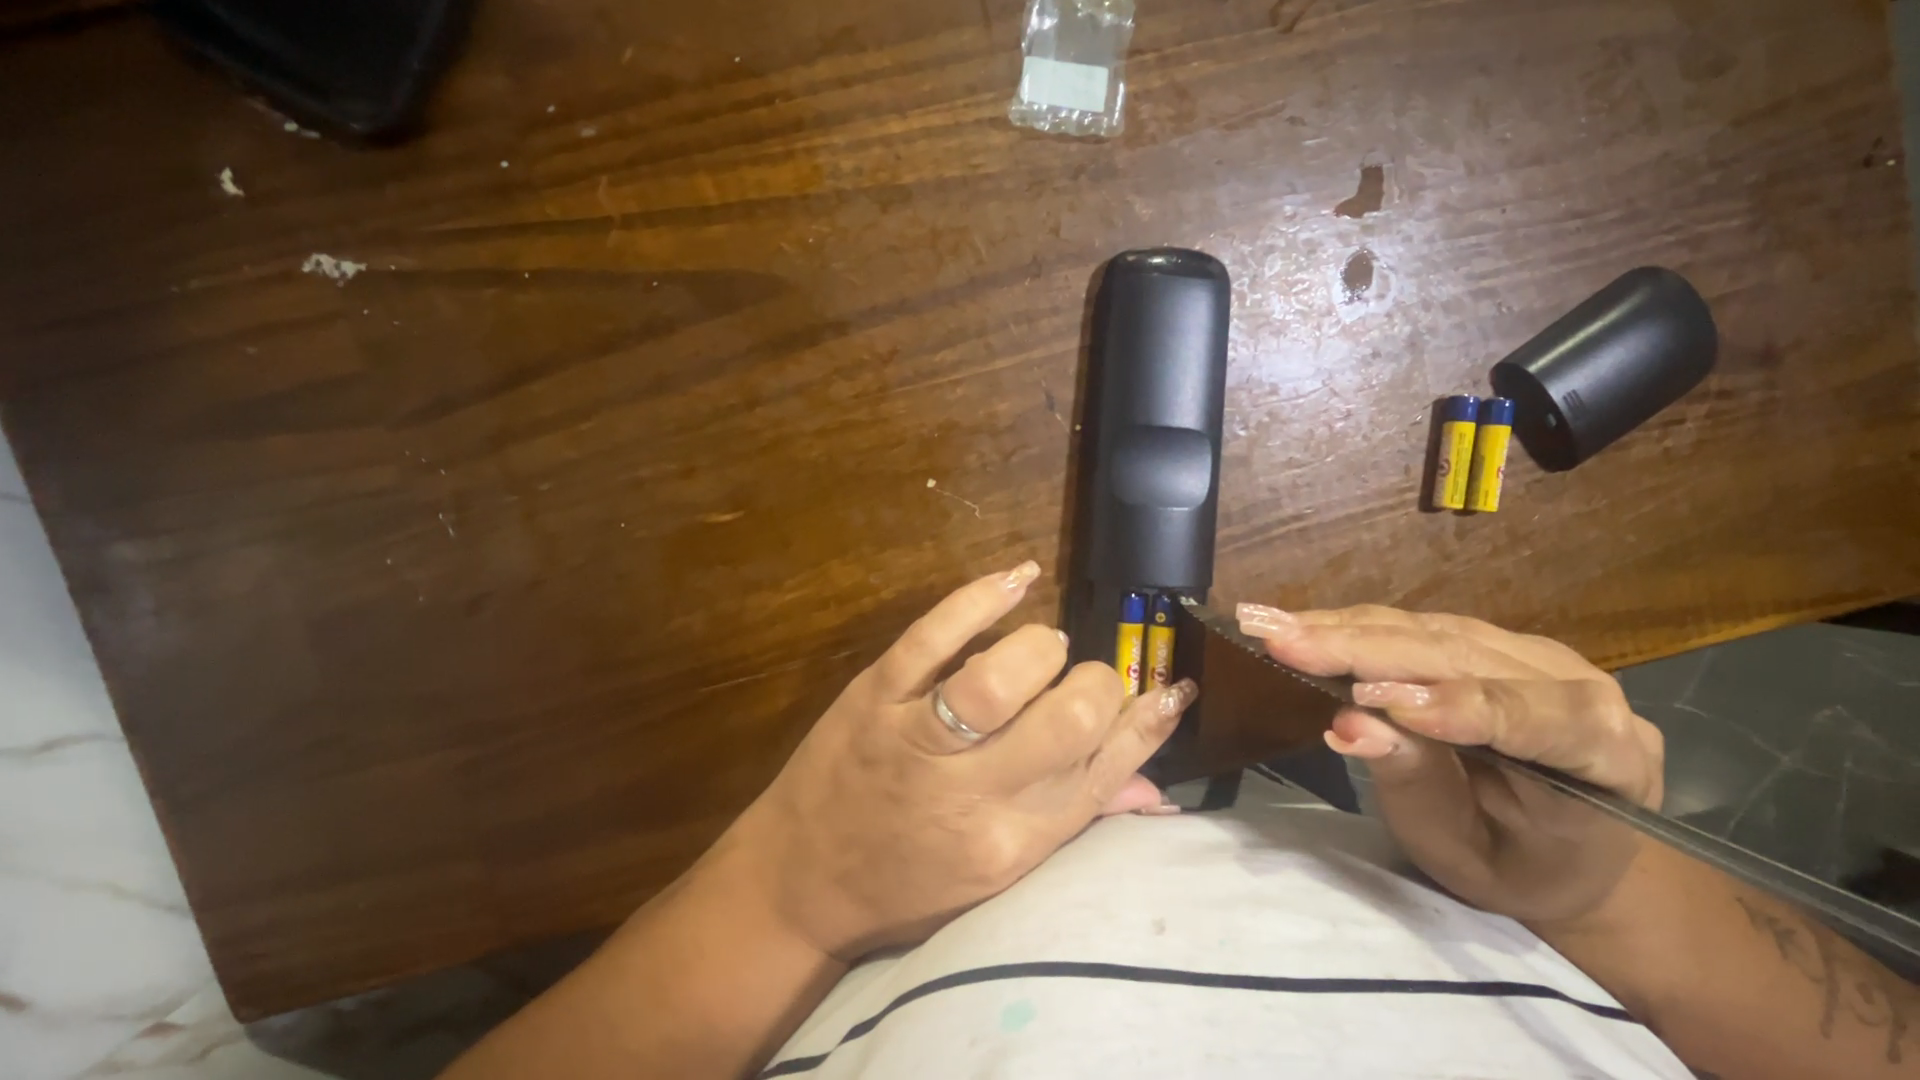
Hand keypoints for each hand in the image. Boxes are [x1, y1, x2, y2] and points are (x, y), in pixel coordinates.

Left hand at [714, 562, 1197, 960]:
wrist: (796, 887)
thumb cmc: (904, 889)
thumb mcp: (994, 883)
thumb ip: (1072, 826)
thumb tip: (1156, 792)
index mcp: (1013, 844)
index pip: (1104, 771)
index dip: (1146, 721)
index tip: (1164, 690)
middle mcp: (973, 795)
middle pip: (1070, 717)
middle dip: (1097, 685)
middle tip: (1081, 683)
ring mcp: (918, 740)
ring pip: (1005, 675)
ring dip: (1042, 649)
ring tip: (1041, 651)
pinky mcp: (875, 697)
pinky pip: (934, 636)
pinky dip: (981, 597)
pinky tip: (1019, 576)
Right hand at [1237, 603, 1663, 926]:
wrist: (1559, 850)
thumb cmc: (1515, 863)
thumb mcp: (1466, 849)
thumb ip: (1415, 782)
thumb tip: (1349, 726)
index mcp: (1607, 758)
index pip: (1543, 717)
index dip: (1460, 702)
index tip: (1375, 700)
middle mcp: (1577, 686)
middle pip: (1467, 655)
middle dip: (1366, 649)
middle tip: (1280, 641)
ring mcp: (1530, 656)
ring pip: (1434, 629)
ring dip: (1346, 628)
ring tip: (1273, 625)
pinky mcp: (1486, 643)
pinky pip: (1419, 626)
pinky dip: (1353, 625)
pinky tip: (1301, 622)